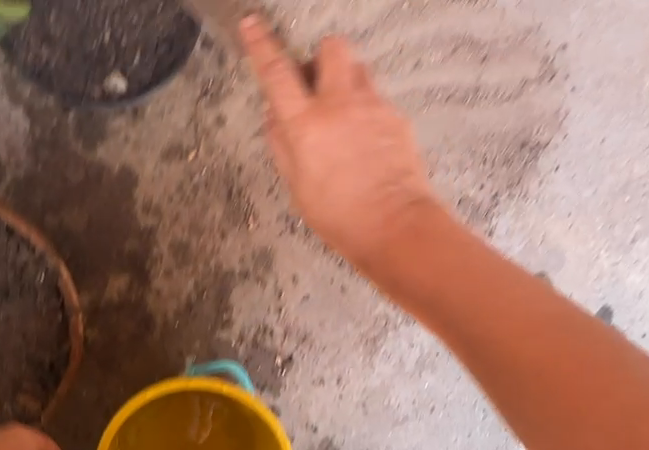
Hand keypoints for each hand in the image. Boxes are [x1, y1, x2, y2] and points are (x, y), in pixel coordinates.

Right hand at [240, 15, 443, 269]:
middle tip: (317, 85)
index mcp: (306, 125)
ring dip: (346, 82)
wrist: (394, 225)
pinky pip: (377, 100)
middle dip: (321, 57)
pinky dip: (367, 113)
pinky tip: (367, 145)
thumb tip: (274, 117)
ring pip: (358, 70)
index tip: (252, 25)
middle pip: (331, 48)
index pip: (277, 74)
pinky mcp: (396, 118)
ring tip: (344, 118)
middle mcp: (340, 106)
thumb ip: (282, 146)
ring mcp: (372, 107)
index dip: (261, 46)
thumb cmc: (340, 217)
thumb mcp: (297, 188)